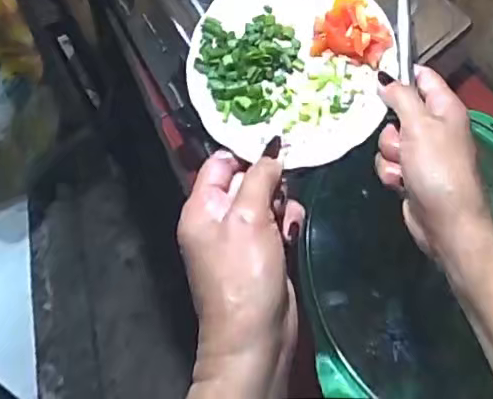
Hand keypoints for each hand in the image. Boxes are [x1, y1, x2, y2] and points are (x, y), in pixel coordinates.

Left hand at [178, 140, 303, 398]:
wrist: (256, 343)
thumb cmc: (244, 277)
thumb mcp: (249, 216)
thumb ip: (259, 175)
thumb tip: (271, 149)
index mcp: (201, 207)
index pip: (220, 162)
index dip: (245, 153)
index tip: (273, 149)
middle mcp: (217, 220)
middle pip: (246, 179)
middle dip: (268, 182)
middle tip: (280, 193)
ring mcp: (239, 238)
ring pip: (266, 200)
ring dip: (282, 204)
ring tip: (285, 222)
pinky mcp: (261, 254)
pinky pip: (275, 224)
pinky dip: (286, 224)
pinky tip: (292, 235)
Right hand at [376, 66, 492, 261]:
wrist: (448, 226)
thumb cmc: (438, 169)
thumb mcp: (419, 124)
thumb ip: (400, 95)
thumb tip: (385, 77)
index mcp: (445, 108)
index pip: (421, 76)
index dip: (400, 73)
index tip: (377, 76)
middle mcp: (435, 126)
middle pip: (399, 108)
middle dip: (390, 123)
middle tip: (398, 133)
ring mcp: (423, 152)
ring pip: (389, 137)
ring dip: (389, 151)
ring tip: (403, 165)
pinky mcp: (411, 174)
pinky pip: (389, 161)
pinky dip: (390, 171)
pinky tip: (400, 182)